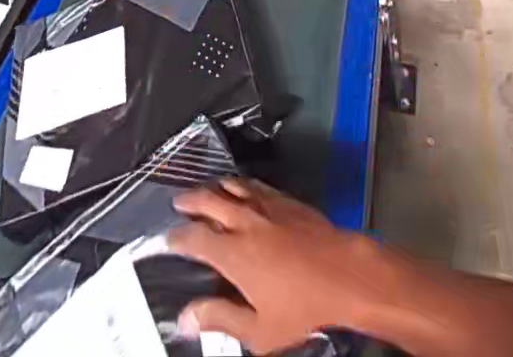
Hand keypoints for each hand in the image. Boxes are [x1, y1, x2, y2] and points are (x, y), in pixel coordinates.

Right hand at [170, 178, 398, 352]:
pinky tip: (244, 187)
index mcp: (234, 253)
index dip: (177, 237)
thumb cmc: (303, 305)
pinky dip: (243, 184)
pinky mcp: (288, 200)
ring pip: (235, 186)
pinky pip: (258, 185)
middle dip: (191, 200)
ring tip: (207, 188)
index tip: (168, 238)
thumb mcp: (257, 328)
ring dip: (216, 186)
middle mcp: (247, 222)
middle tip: (179, 202)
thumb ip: (219, 319)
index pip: (195, 238)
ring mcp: (269, 207)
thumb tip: (188, 318)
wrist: (343, 273)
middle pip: (210, 200)